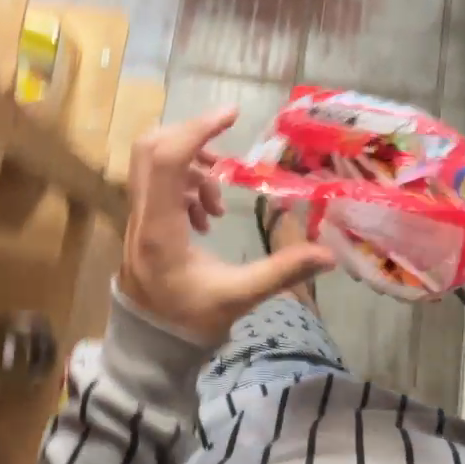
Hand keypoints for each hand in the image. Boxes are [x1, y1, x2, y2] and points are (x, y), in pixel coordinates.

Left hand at [120, 106, 335, 345]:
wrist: (147, 347)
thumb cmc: (188, 323)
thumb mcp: (237, 298)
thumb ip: (281, 272)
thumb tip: (328, 255)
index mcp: (160, 228)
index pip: (167, 159)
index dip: (198, 130)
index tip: (232, 115)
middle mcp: (141, 215)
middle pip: (151, 148)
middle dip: (191, 137)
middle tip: (226, 154)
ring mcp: (136, 217)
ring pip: (153, 163)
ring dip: (191, 168)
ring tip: (217, 205)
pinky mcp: (141, 223)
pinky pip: (157, 183)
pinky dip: (184, 184)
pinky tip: (205, 217)